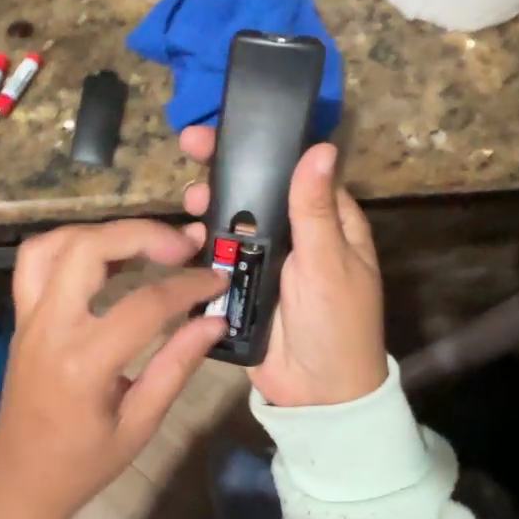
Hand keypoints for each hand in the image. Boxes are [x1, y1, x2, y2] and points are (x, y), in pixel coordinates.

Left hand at [0, 220, 226, 518]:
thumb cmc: (83, 464)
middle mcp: (50, 330)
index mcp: (84, 365)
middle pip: (87, 250)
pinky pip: (35, 262)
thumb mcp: (140, 424)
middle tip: (184, 244)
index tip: (217, 280)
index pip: (143, 304)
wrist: (20, 480)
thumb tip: (214, 321)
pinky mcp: (22, 317)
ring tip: (145, 242)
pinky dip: (70, 244)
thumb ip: (176, 367)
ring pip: (53, 245)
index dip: (188, 286)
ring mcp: (29, 319)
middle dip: (141, 234)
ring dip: (102, 232)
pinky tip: (106, 255)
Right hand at [180, 127, 386, 407]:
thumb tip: (321, 148)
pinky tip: (183, 233)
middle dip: (227, 169)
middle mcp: (295, 236)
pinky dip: (198, 243)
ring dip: (209, 205)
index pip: (296, 169)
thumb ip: (315, 210)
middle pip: (257, 191)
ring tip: (189, 199)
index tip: (233, 125)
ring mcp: (265, 262)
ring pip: (232, 221)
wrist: (314, 394)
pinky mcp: (238, 287)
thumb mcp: (328, 263)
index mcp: (328, 223)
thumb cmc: (335, 324)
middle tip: (191, 144)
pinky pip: (215, 257)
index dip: (267, 145)